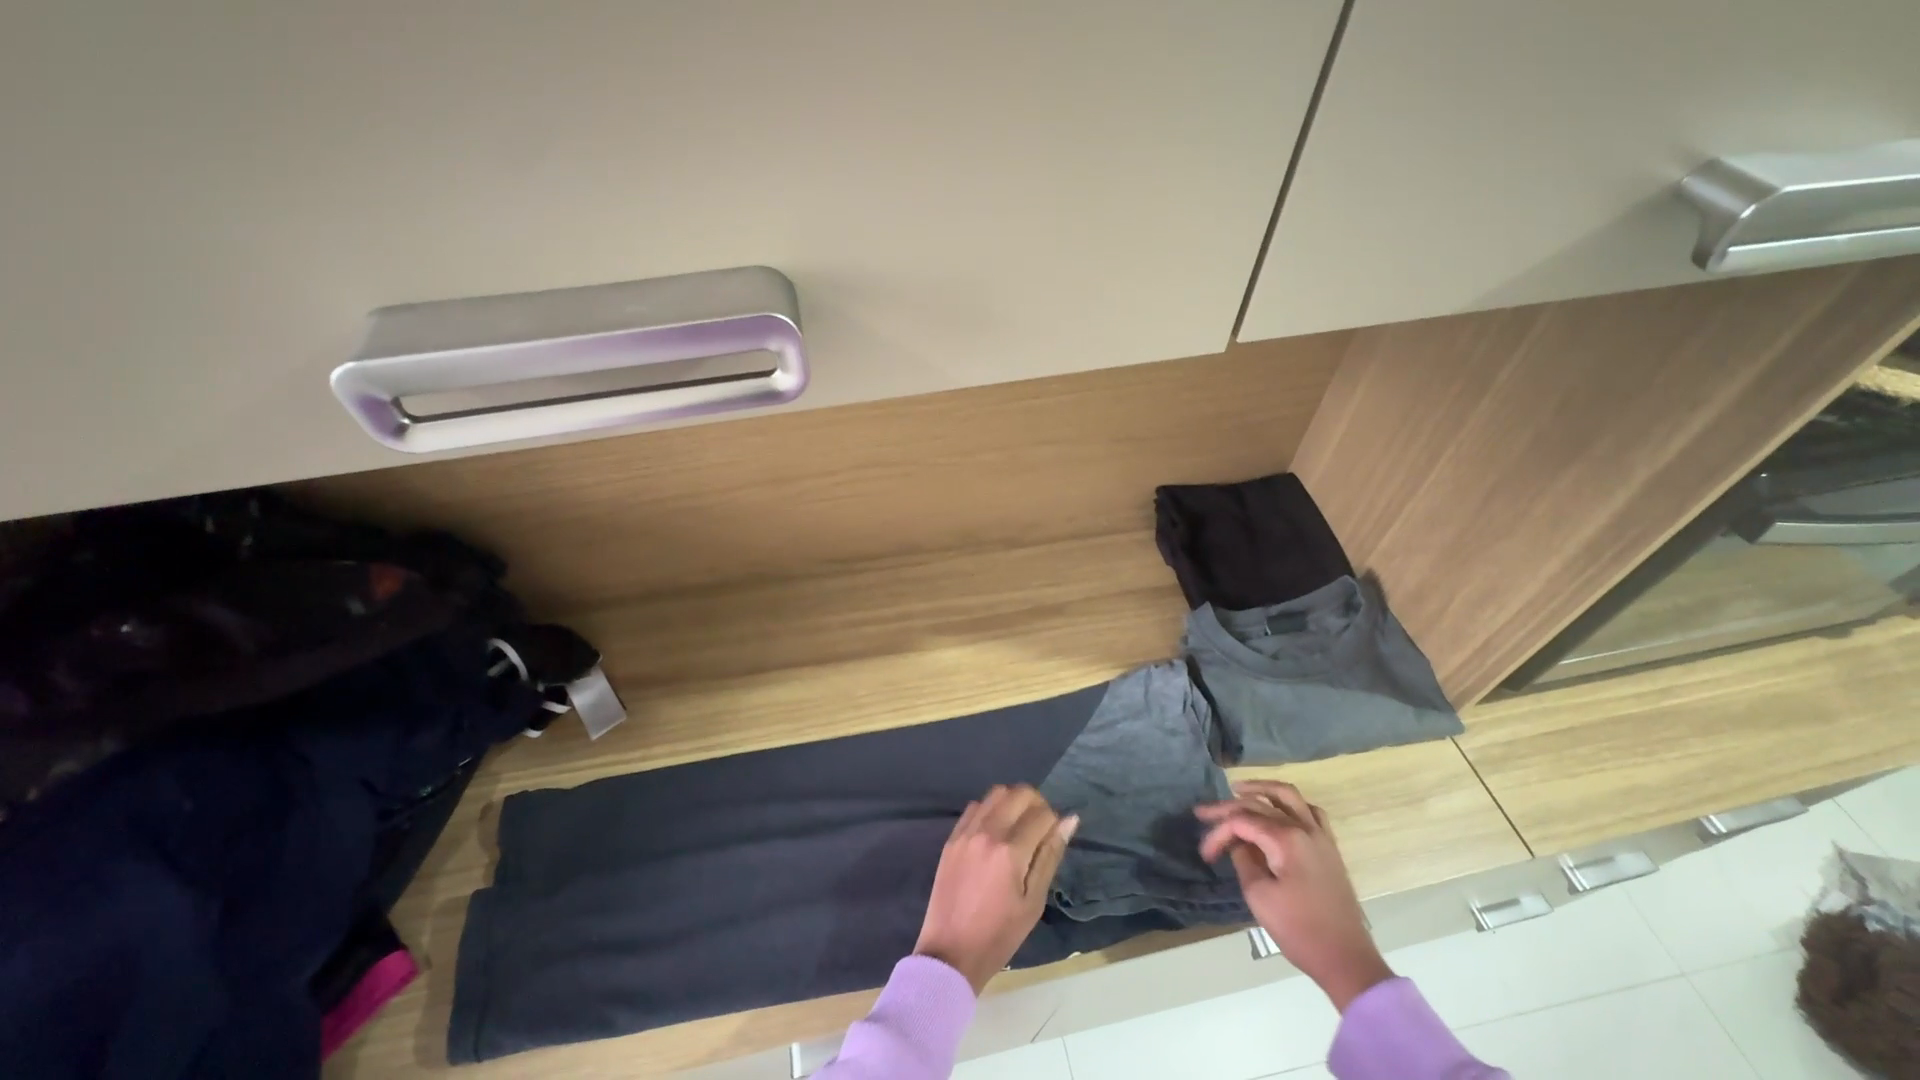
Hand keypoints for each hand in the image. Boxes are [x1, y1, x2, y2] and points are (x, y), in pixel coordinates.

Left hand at [914, 785, 1079, 993]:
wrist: (951, 953)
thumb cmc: (1000, 935)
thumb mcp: (1033, 901)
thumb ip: (1050, 856)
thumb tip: (1069, 820)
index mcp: (1010, 852)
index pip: (1043, 814)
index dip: (1055, 823)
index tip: (1054, 839)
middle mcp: (986, 833)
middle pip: (1019, 793)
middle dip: (1037, 804)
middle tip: (1039, 830)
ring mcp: (965, 833)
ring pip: (996, 793)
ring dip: (1013, 802)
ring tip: (1018, 830)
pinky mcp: (951, 839)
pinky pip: (974, 807)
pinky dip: (990, 810)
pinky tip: (995, 834)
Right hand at [1195, 780, 1392, 1010]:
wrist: (1344, 956)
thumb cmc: (1298, 929)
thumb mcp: (1259, 895)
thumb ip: (1244, 860)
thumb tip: (1237, 842)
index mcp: (1286, 839)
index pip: (1242, 821)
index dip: (1218, 833)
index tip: (1205, 855)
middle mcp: (1305, 828)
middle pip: (1261, 805)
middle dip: (1229, 807)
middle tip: (1204, 812)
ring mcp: (1321, 837)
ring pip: (1290, 797)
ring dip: (1263, 790)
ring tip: (1240, 791)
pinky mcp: (1329, 849)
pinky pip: (1310, 812)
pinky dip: (1290, 805)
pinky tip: (1279, 811)